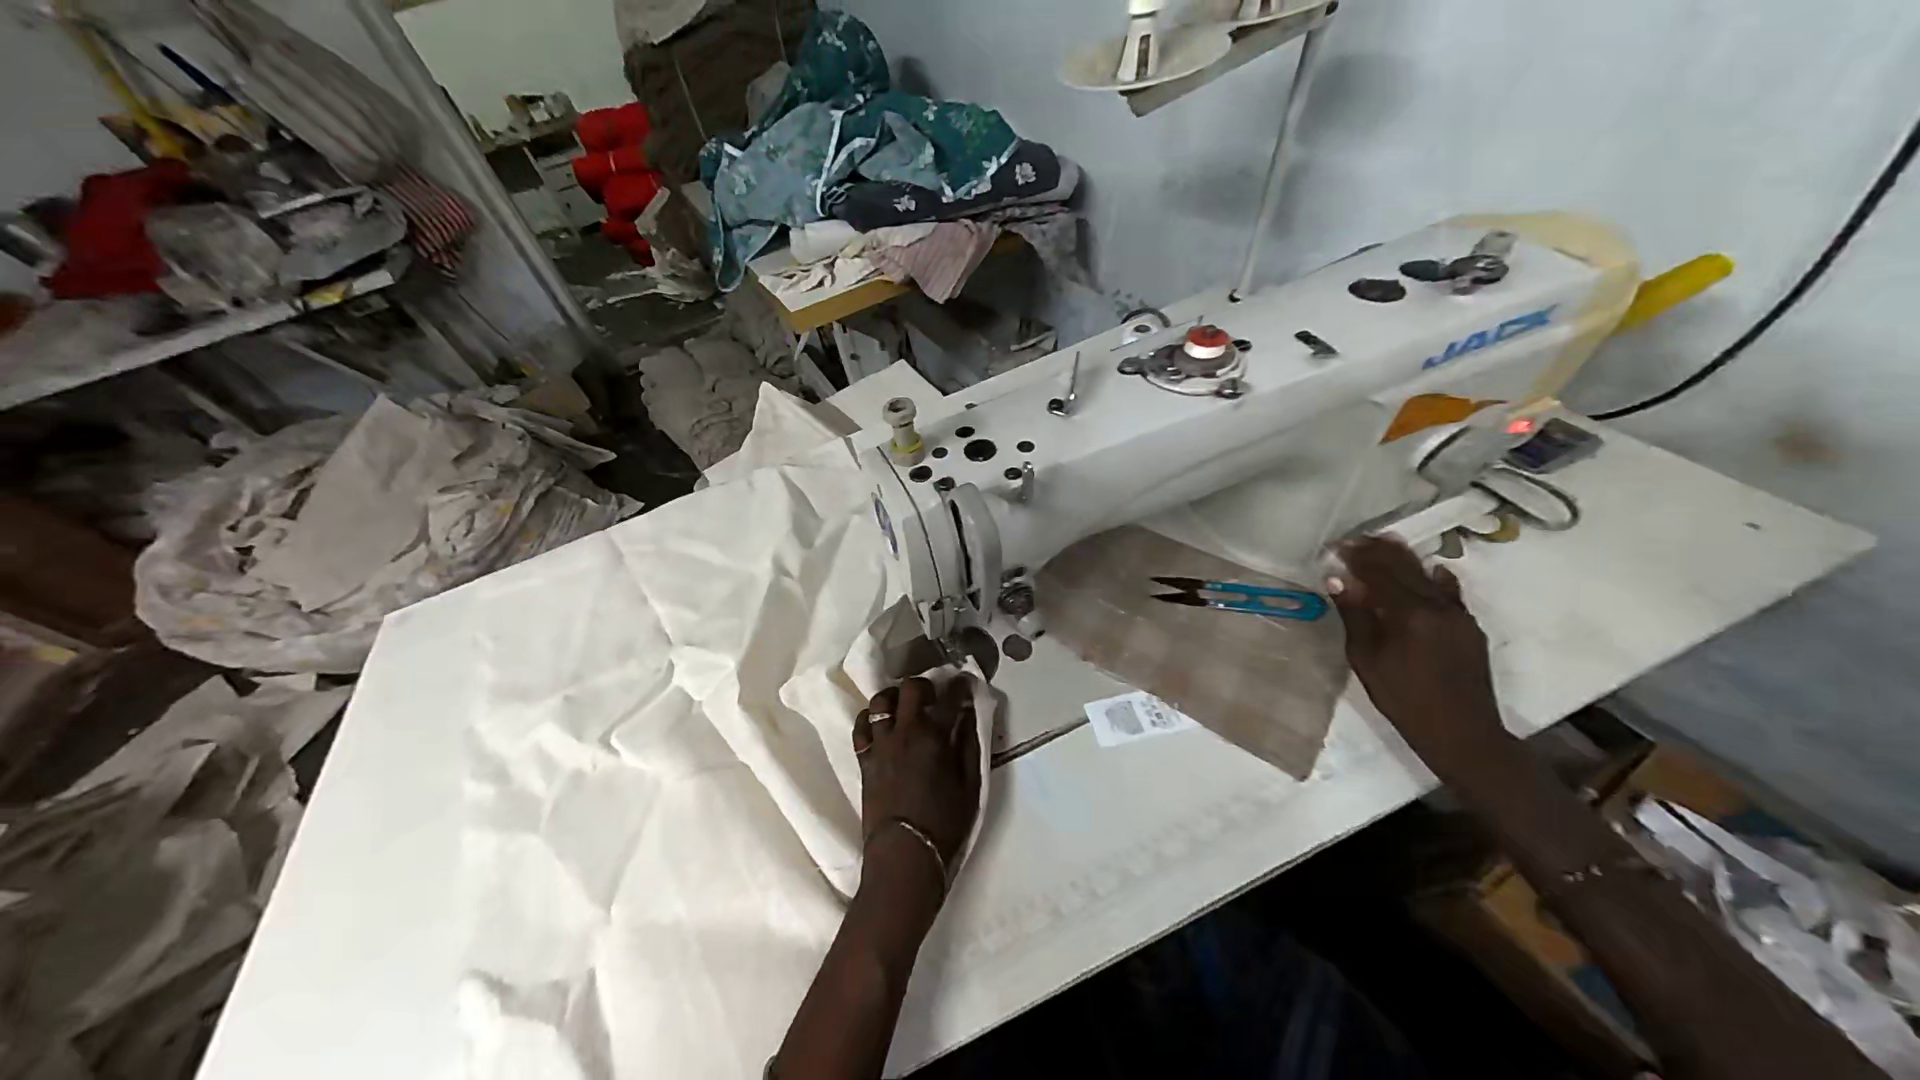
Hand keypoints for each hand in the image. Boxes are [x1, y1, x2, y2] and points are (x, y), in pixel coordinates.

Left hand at [853, 676, 981, 873]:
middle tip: (935, 697)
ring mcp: (880, 744)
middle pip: (910, 688)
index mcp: (934, 736)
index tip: (965, 684)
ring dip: (896, 697)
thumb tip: (968, 714)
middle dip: (926, 685)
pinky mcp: (864, 759)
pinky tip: (882, 725)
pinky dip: (872, 718)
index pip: (950, 697)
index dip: (960, 686)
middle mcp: (905, 732)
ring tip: (906, 707)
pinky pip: (861, 726)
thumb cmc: (945, 823)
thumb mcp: (970, 785)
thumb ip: (969, 744)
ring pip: (881, 701)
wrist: (904, 855)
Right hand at [1327, 537, 1505, 762]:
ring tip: (1386, 544)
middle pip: (1405, 568)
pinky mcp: (1469, 625)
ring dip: (1405, 559)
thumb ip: (1356, 616)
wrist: (1461, 731)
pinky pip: (1450, 592)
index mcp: (1408, 613)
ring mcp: (1458, 614)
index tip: (1338, 546)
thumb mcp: (1367, 659)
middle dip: (1379, 551)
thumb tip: (1339, 580)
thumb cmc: (1403, 699)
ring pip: (1428, 575)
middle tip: (1358, 539)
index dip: (1357, 557)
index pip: (1379, 573)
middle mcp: (1437, 606)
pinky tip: (1431, 571)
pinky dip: (1435, 577)